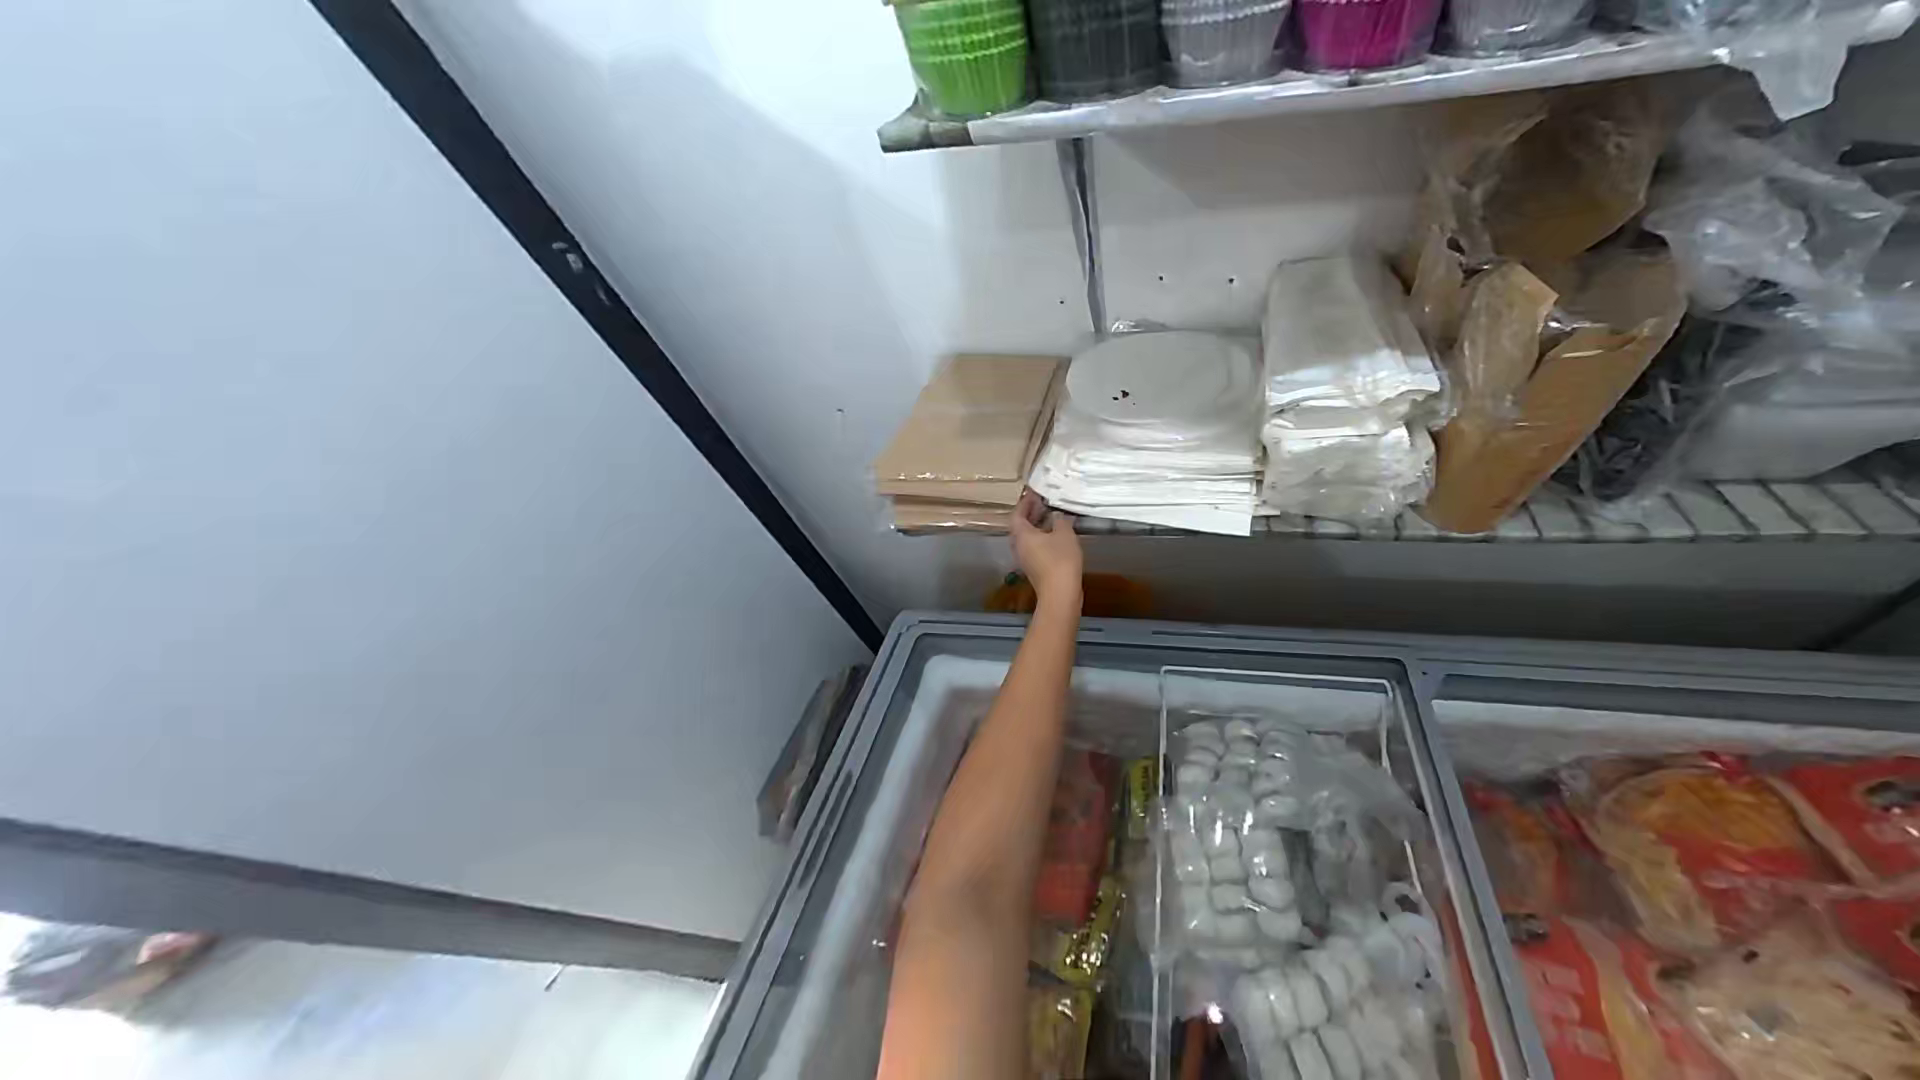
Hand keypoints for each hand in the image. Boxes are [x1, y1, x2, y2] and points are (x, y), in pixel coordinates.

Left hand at [1011, 491, 1081, 604]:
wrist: (1060, 593)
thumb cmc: (1060, 559)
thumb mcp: (1064, 533)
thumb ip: (1060, 520)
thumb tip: (1057, 515)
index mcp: (1021, 534)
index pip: (1017, 513)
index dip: (1025, 502)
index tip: (1035, 493)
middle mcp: (1019, 546)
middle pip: (1020, 525)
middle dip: (1031, 513)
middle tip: (1044, 503)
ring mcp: (1025, 558)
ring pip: (1027, 537)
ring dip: (1037, 526)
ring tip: (1051, 516)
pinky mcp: (1034, 568)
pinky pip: (1034, 547)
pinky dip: (1042, 537)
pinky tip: (1056, 535)